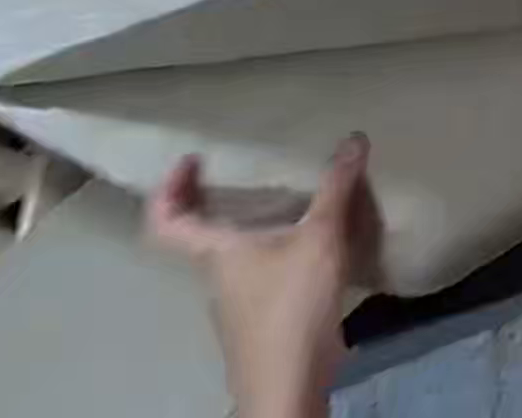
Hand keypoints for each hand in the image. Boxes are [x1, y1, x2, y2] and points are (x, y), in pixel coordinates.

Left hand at [146, 135, 378, 417]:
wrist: (290, 385)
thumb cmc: (292, 305)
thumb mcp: (320, 236)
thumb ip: (336, 187)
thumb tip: (354, 136)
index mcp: (217, 253)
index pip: (167, 222)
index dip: (169, 189)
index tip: (190, 159)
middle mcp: (219, 274)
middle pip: (202, 233)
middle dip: (217, 198)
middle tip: (244, 167)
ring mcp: (240, 299)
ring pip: (236, 250)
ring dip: (255, 221)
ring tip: (291, 196)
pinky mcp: (265, 314)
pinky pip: (264, 266)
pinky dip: (280, 243)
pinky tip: (314, 239)